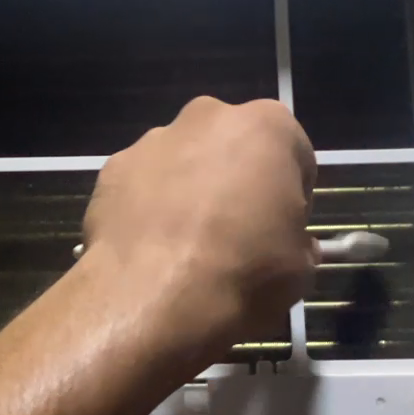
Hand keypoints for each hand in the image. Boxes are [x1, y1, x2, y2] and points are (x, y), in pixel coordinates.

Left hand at [81, 97, 316, 362]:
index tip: (282, 232)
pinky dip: (149, 209)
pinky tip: (152, 250)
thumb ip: (298, 240)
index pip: (293, 157)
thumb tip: (288, 244)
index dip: (291, 198)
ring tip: (187, 248)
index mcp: (267, 126)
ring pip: (183, 164)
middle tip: (236, 237)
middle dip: (236, 183)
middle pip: (233, 149)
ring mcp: (153, 140)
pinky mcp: (112, 169)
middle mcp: (208, 117)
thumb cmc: (244, 272)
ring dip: (190, 193)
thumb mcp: (301, 266)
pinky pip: (142, 186)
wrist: (154, 297)